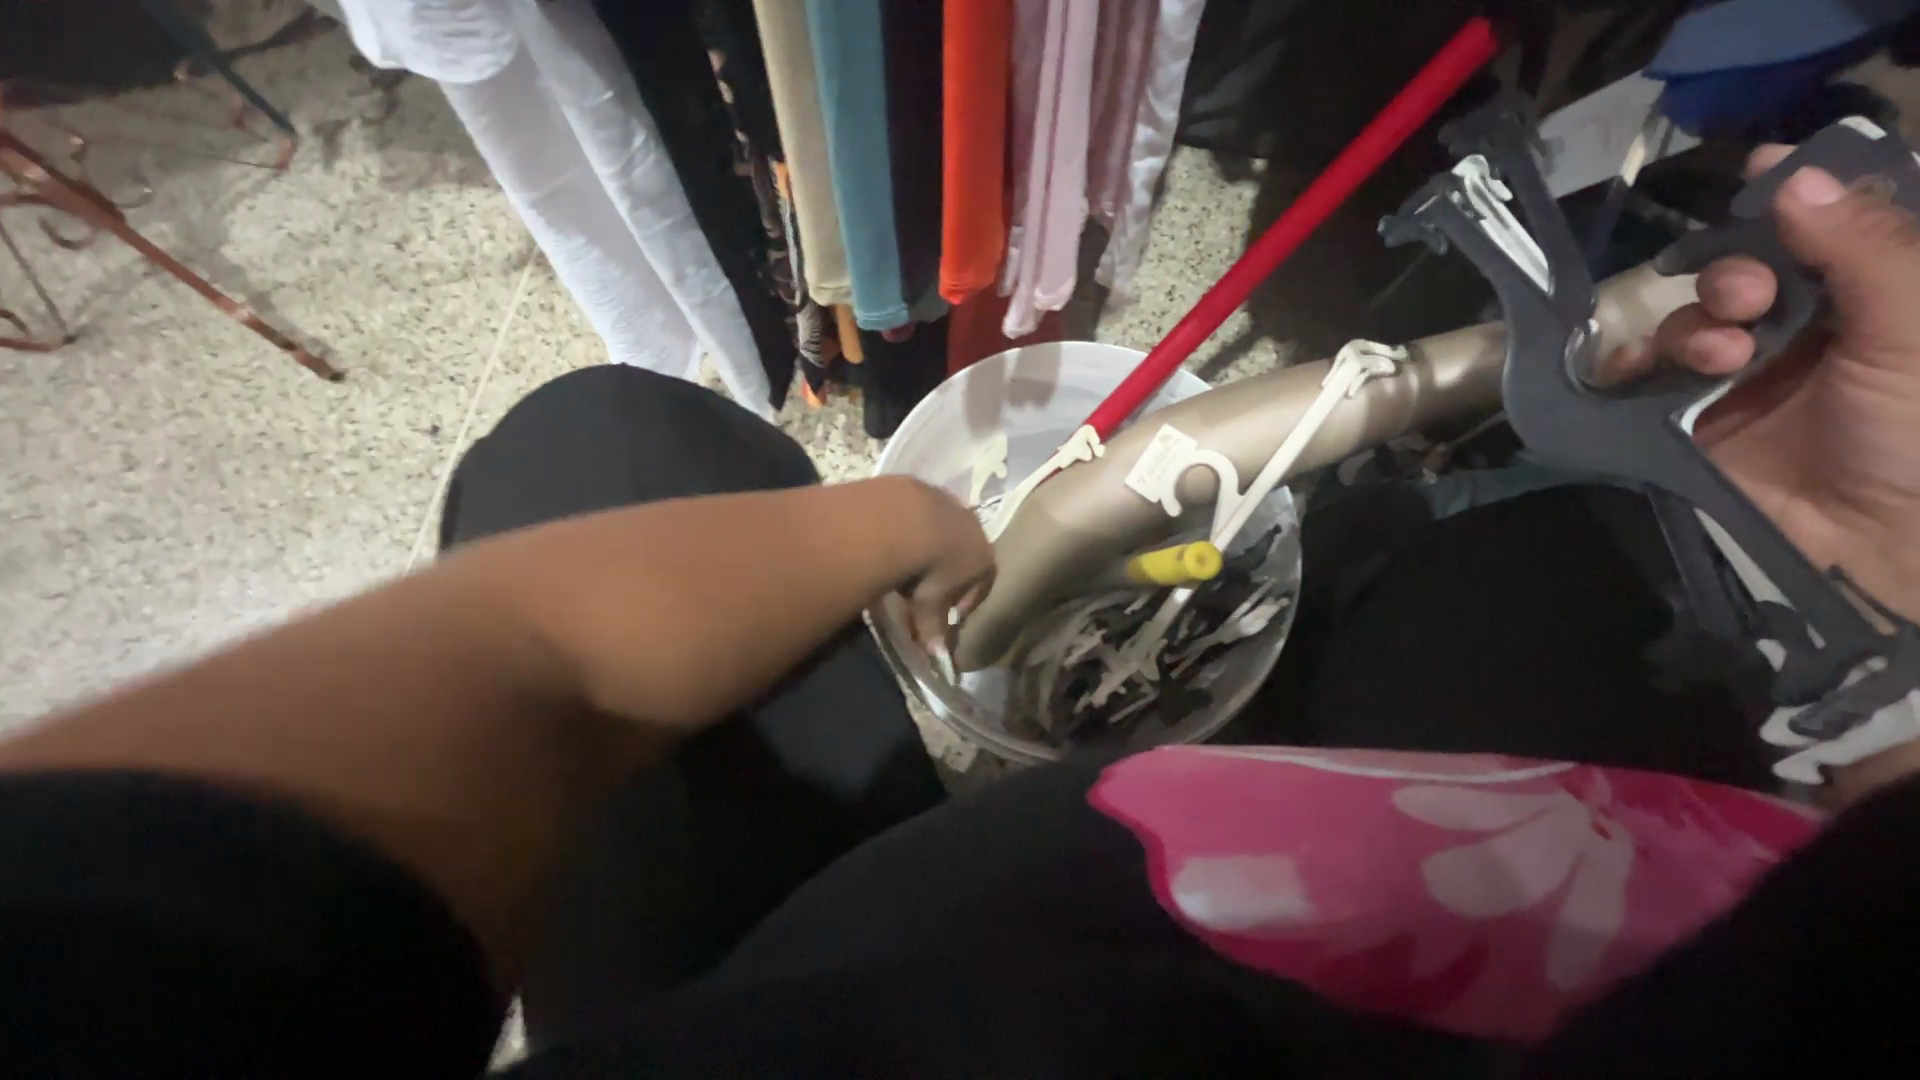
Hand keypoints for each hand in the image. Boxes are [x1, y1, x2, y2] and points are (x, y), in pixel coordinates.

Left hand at [897, 480, 995, 670]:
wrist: (907, 521)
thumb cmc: (928, 570)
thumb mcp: (930, 604)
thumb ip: (933, 628)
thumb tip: (939, 657)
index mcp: (982, 557)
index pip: (982, 582)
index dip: (965, 600)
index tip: (948, 612)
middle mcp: (973, 527)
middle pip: (965, 552)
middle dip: (948, 569)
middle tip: (924, 586)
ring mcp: (949, 503)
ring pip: (944, 528)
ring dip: (929, 544)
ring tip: (907, 561)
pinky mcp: (923, 487)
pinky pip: (919, 511)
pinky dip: (910, 525)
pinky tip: (893, 538)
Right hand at [1631, 148, 1919, 622]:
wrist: (1866, 540)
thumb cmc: (1918, 430)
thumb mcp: (1915, 331)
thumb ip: (1863, 251)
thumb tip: (1795, 180)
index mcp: (1875, 301)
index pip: (1830, 233)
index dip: (1799, 198)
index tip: (1759, 172)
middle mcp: (1804, 331)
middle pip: (1747, 272)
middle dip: (1737, 273)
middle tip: (1749, 296)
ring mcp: (1737, 376)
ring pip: (1692, 320)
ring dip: (1697, 326)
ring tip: (1722, 358)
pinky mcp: (1682, 416)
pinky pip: (1639, 374)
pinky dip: (1631, 363)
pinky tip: (1645, 369)